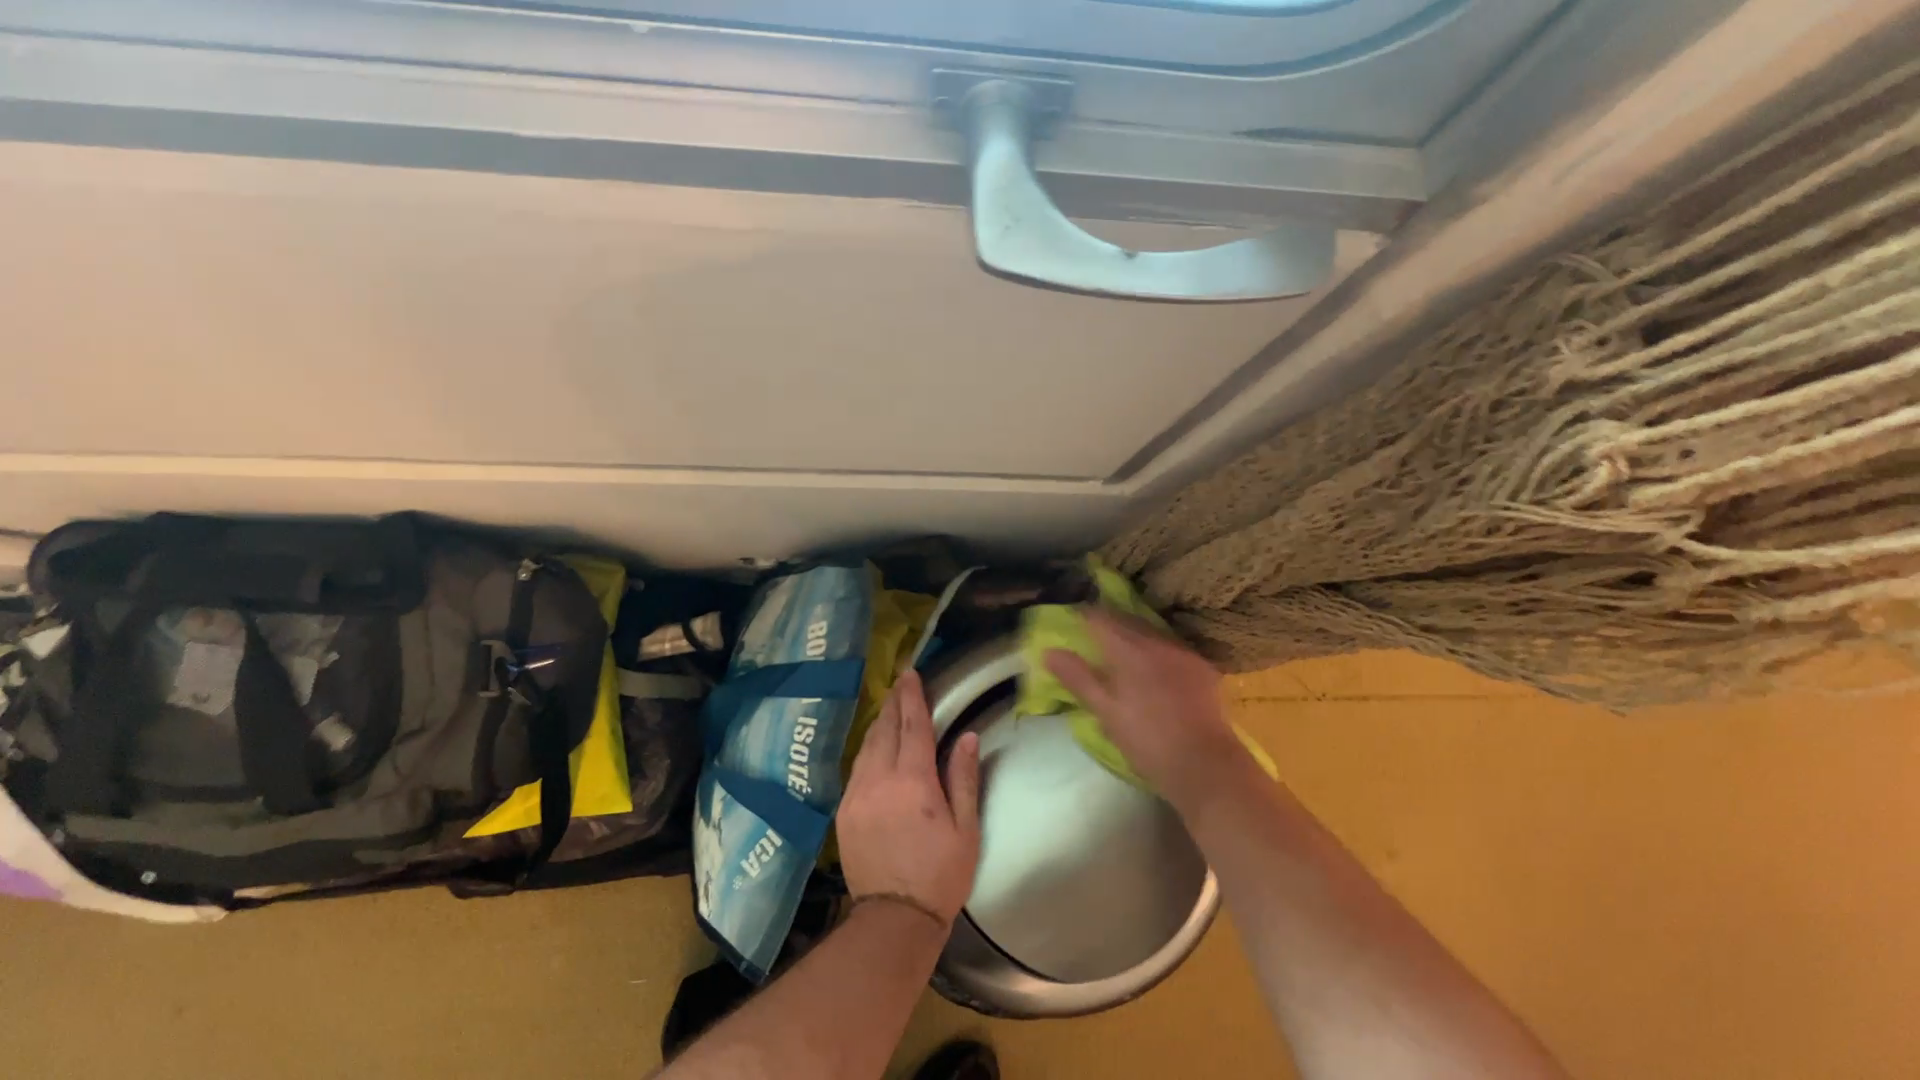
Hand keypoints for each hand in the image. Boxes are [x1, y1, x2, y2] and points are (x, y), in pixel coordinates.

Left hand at [838, 671, 981, 928]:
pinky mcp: (844, 813)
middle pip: (885, 730)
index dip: (913, 697)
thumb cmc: (941, 875)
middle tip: (901, 685)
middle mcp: (879, 780)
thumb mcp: (966, 828)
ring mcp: (856, 796)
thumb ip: (963, 778)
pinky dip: (867, 752)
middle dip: (894, 705)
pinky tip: (875, 750)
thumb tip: (966, 737)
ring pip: (866, 748)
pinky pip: (856, 770)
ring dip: (879, 726)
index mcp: (914, 781)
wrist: (895, 918)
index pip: (913, 726)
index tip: (911, 674)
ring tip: (889, 711)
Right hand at [1044, 609, 1245, 808]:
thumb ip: (1077, 677)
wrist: (1204, 764)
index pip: (1099, 618)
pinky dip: (1157, 650)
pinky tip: (1154, 668)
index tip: (1071, 622)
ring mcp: (1183, 653)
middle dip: (1108, 623)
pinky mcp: (1202, 668)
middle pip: (1127, 620)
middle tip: (1091, 636)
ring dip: (1133, 635)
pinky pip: (1172, 648)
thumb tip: (1048, 651)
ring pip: (1151, 632)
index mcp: (1129, 650)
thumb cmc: (1147, 741)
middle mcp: (1157, 642)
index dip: (1083, 616)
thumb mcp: (1105, 712)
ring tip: (1120, 651)